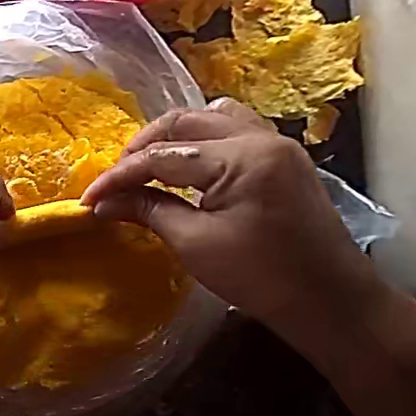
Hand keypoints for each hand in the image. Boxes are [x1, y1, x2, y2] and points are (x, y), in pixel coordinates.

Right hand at [79, 98, 386, 346]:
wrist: (327, 298)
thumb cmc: (258, 274)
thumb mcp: (192, 242)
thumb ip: (147, 210)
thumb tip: (103, 202)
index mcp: (241, 158)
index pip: (161, 155)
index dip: (118, 177)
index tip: (88, 200)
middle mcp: (260, 138)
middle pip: (184, 121)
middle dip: (141, 149)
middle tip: (115, 182)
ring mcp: (275, 145)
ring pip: (210, 117)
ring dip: (172, 138)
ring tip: (146, 169)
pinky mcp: (280, 159)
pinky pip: (232, 130)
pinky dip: (200, 140)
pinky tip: (183, 167)